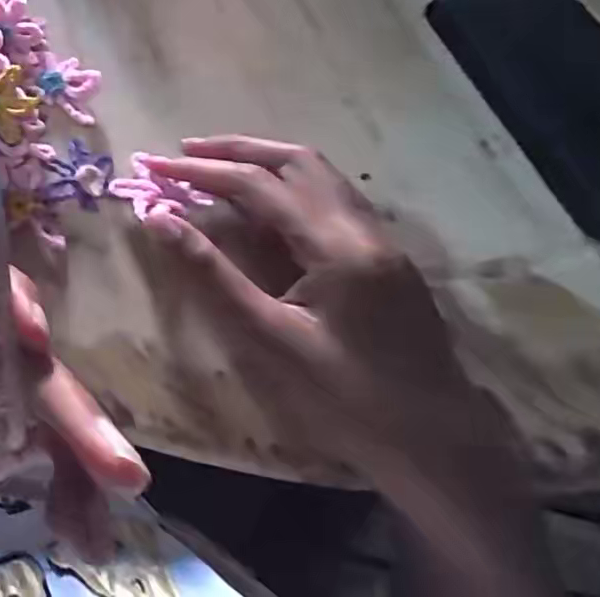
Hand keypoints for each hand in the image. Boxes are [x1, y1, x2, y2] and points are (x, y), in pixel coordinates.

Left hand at [0, 270, 149, 592]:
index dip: (13, 302)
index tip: (35, 336)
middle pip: (30, 357)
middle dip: (73, 404)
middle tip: (117, 467)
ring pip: (53, 405)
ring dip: (89, 450)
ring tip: (102, 521)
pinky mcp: (2, 444)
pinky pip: (52, 454)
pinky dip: (76, 487)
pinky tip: (83, 531)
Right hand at [137, 137, 562, 596]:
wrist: (445, 450)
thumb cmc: (350, 399)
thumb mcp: (269, 338)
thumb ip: (211, 273)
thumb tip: (158, 218)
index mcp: (338, 246)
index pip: (258, 184)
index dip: (200, 170)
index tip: (154, 165)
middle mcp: (364, 228)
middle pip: (295, 160)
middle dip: (234, 149)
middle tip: (182, 152)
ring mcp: (380, 239)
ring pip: (317, 172)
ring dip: (262, 159)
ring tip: (214, 165)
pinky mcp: (383, 254)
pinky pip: (329, 195)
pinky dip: (286, 181)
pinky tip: (262, 202)